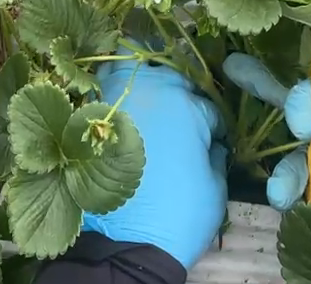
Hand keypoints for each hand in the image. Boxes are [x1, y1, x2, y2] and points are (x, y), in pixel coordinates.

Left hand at [81, 58, 227, 268]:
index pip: (209, 107)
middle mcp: (153, 91)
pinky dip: (114, 81)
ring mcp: (120, 97)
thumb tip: (213, 143)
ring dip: (146, 74)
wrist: (128, 245)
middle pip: (174, 77)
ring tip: (152, 94)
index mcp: (187, 106)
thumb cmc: (178, 216)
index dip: (214, 126)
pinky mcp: (93, 110)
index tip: (213, 141)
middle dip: (184, 95)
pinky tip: (124, 96)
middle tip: (184, 120)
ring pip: (134, 63)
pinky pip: (104, 79)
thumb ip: (216, 155)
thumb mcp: (215, 188)